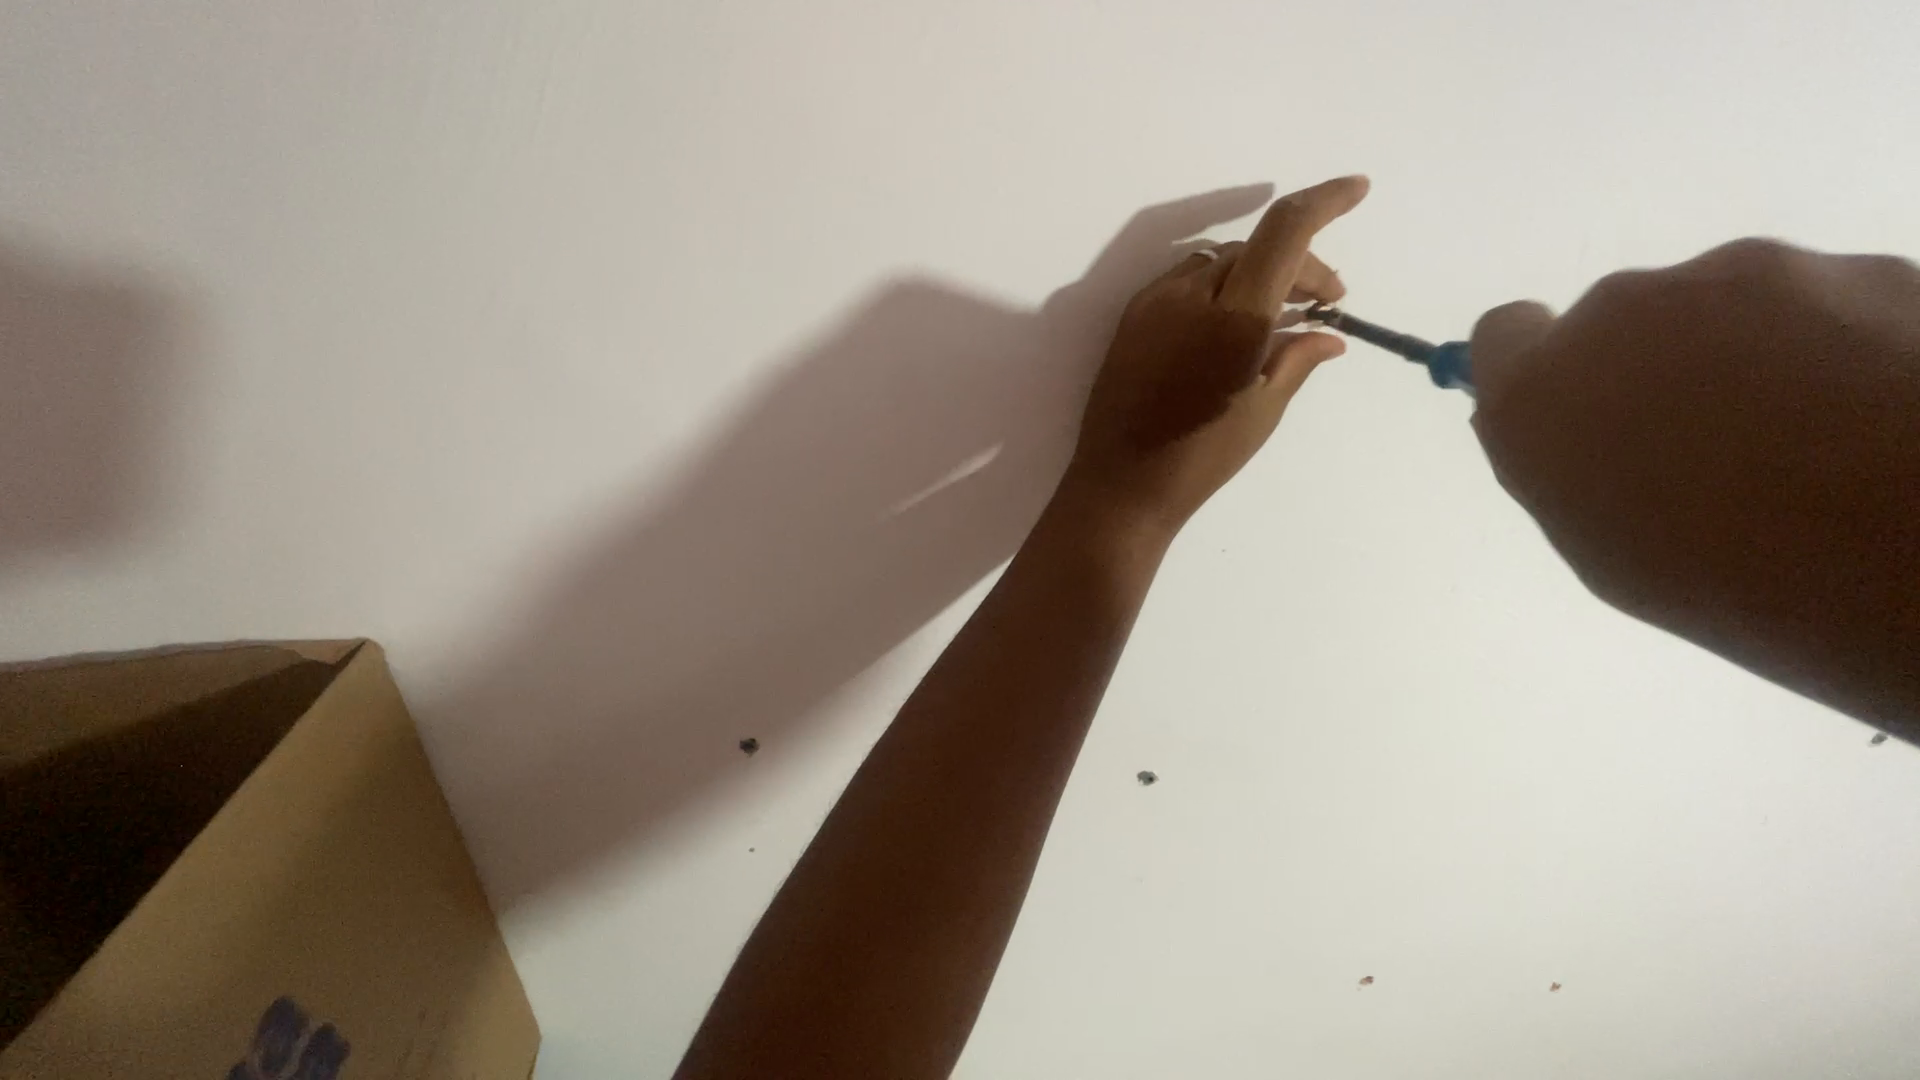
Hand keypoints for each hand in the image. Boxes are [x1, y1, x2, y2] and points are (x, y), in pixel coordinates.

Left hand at [1059, 176, 1370, 531]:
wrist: (1121, 485)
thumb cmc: (1201, 458)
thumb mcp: (1262, 411)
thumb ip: (1297, 359)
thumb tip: (1330, 335)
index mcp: (1233, 317)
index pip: (1285, 232)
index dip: (1325, 201)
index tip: (1357, 190)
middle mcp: (1188, 296)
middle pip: (1254, 248)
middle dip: (1297, 264)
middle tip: (1324, 301)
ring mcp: (1151, 305)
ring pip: (1216, 262)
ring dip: (1254, 273)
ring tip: (1277, 314)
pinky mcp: (1130, 320)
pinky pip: (1182, 282)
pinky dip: (1216, 287)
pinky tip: (1227, 324)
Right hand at [1470, 239, 1919, 723]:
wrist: (1919, 552)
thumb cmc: (1721, 575)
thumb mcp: (1594, 533)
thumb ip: (1561, 455)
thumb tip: (1575, 418)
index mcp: (1539, 384)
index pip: (1503, 331)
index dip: (1536, 366)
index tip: (1577, 410)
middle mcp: (1622, 310)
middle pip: (1615, 318)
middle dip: (1644, 363)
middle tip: (1704, 439)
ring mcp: (1746, 276)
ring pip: (1720, 302)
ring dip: (1741, 348)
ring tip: (1807, 430)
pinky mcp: (1864, 265)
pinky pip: (1819, 300)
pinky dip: (1833, 342)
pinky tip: (1870, 410)